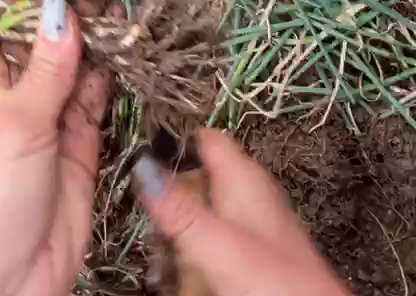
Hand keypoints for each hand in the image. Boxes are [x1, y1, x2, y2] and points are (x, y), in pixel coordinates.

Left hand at [0, 0, 115, 295]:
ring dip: (98, 32)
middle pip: (42, 34)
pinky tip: (129, 42)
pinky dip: (112, 69)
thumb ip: (46, 63)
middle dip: (72, 7)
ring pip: (74, 59)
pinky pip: (95, 93)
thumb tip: (58, 2)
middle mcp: (8, 87)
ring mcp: (44, 112)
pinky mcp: (77, 138)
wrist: (0, 289)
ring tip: (124, 0)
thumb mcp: (12, 123)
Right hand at [136, 129, 352, 295]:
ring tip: (164, 239)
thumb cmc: (272, 279)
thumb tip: (142, 165)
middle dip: (175, 188)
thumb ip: (179, 206)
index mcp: (244, 175)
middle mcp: (251, 189)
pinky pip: (219, 233)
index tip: (143, 152)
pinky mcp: (257, 247)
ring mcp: (256, 219)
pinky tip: (192, 262)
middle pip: (202, 173)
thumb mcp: (215, 240)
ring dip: (186, 220)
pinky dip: (202, 242)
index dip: (175, 139)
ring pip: (209, 206)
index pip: (205, 137)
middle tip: (149, 207)